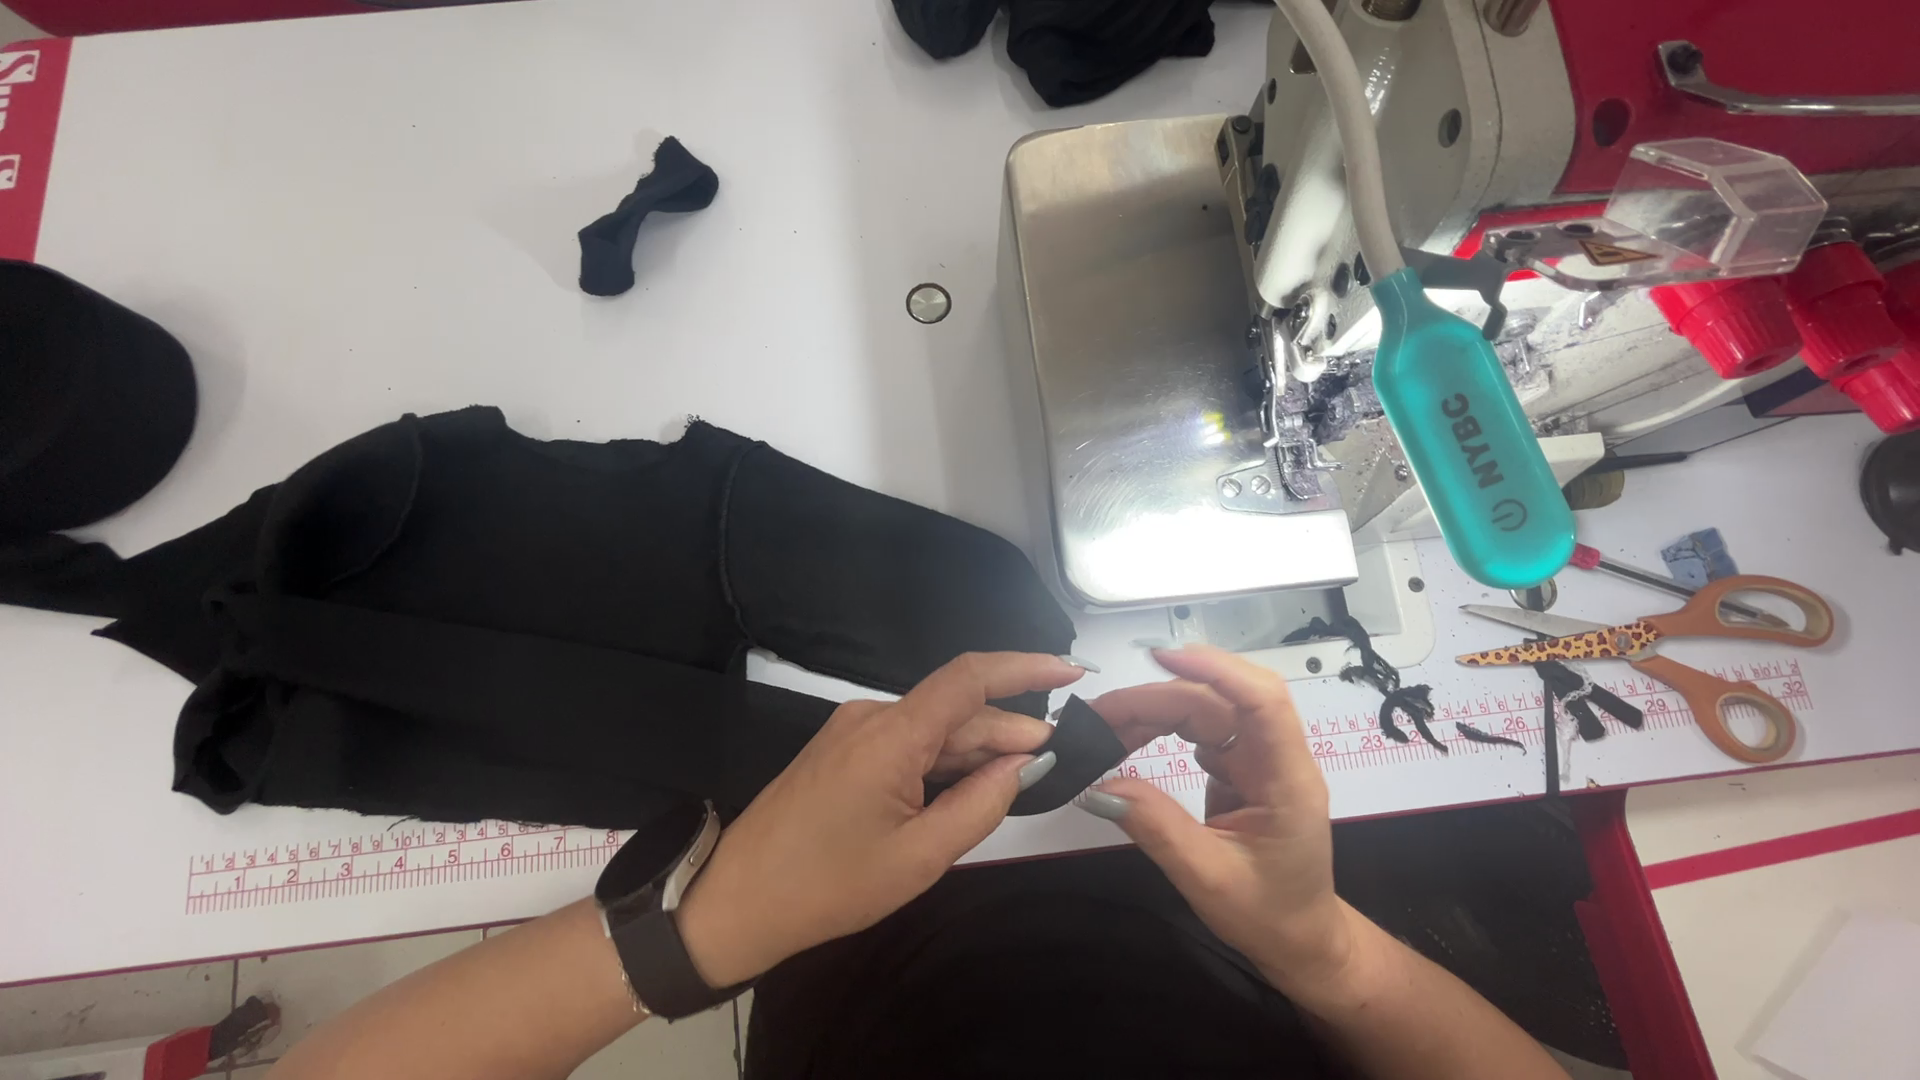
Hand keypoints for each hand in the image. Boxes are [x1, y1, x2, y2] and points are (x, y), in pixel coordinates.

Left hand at [675, 652, 1083, 986]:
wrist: (734, 902)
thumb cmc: (827, 886)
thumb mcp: (918, 858)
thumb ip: (980, 806)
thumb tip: (1026, 764)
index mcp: (890, 735)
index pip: (969, 679)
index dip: (1025, 667)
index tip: (1072, 673)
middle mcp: (872, 717)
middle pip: (956, 710)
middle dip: (1009, 731)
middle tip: (1055, 761)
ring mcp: (854, 731)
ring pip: (933, 728)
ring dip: (978, 749)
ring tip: (1019, 776)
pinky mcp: (844, 750)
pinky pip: (908, 743)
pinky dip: (944, 760)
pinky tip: (969, 784)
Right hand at [1081, 645, 1356, 996]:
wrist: (1302, 943)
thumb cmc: (1269, 915)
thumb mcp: (1207, 879)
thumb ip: (1156, 828)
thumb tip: (1098, 788)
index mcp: (1286, 780)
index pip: (1262, 701)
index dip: (1215, 669)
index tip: (1160, 657)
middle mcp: (1274, 758)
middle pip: (1216, 703)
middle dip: (1154, 699)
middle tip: (1096, 714)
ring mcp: (1257, 759)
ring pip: (1202, 711)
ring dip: (1151, 711)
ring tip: (1102, 726)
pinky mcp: (1239, 766)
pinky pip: (1196, 732)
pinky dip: (1158, 729)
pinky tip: (1126, 739)